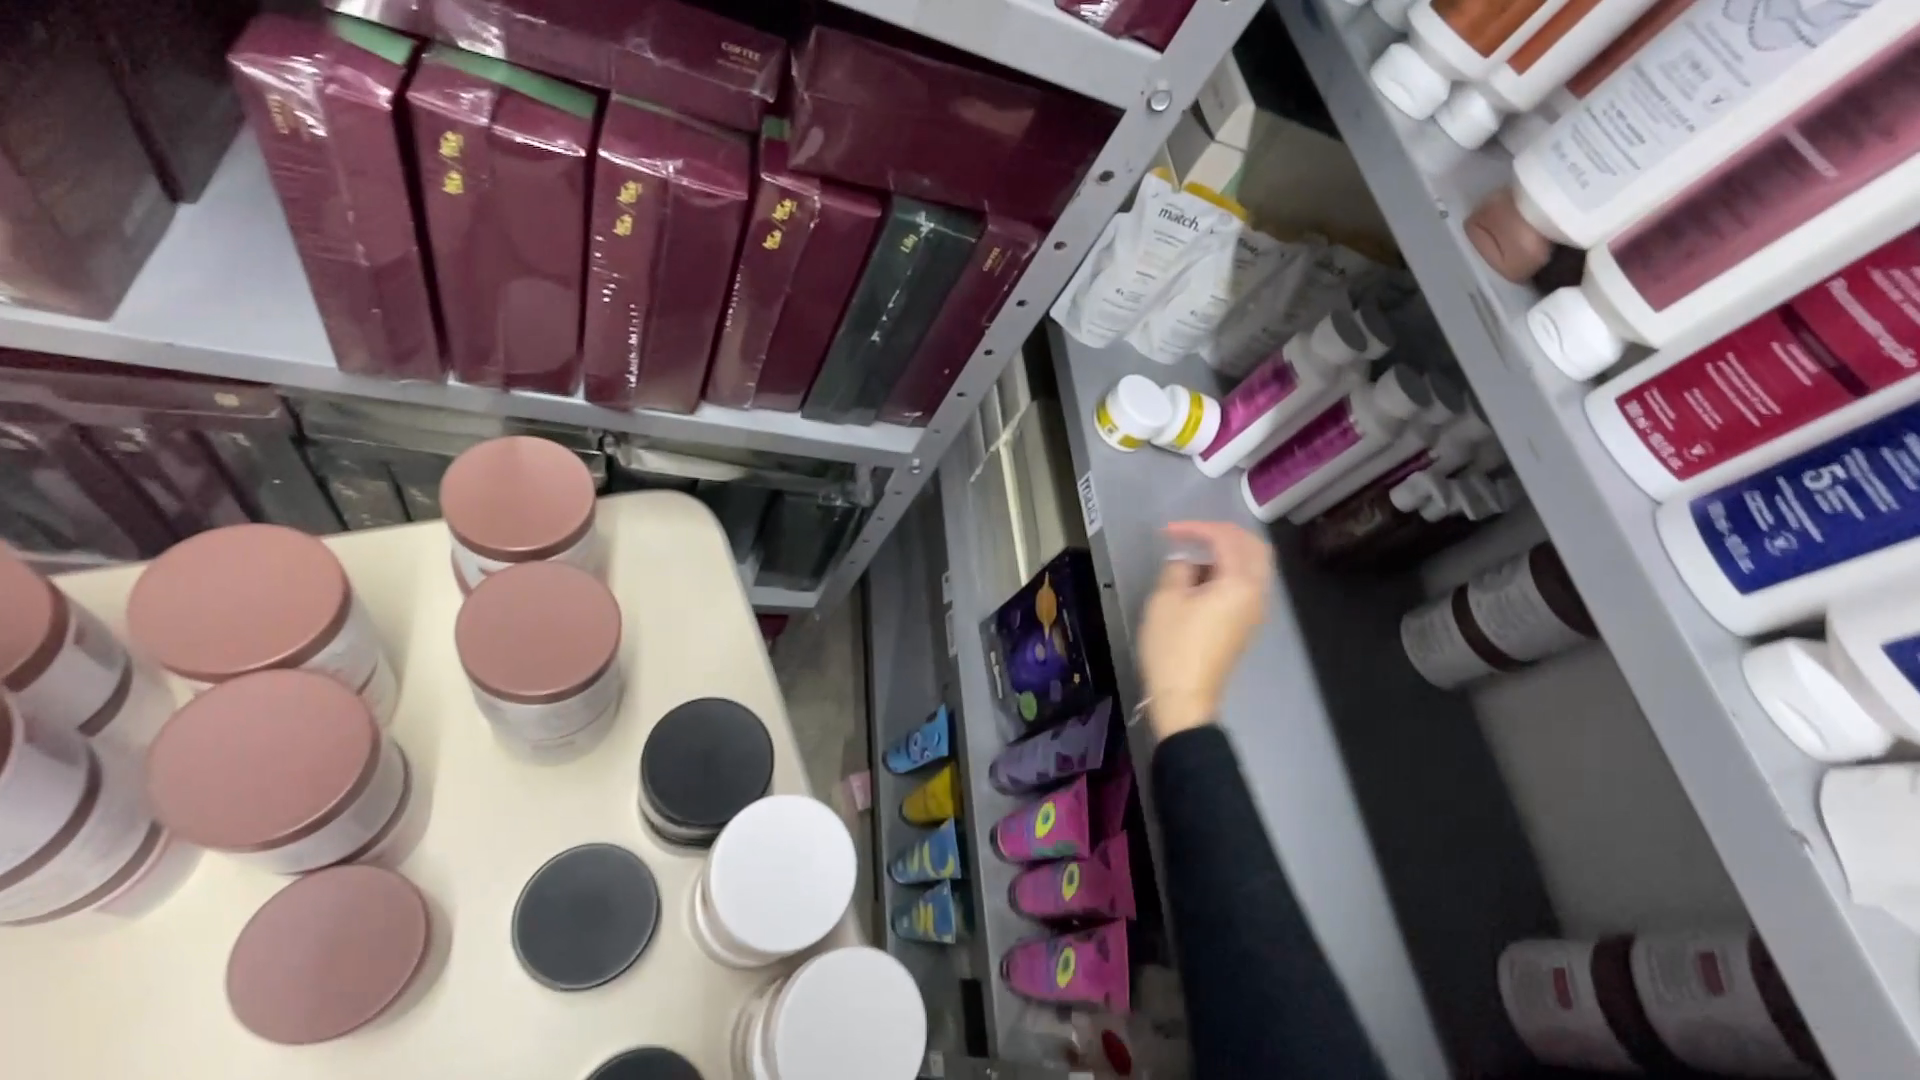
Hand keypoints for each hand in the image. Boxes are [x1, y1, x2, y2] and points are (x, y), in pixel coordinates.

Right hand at [1136, 521, 1272, 738]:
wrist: (1185, 697)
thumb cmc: (1172, 647)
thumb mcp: (1166, 600)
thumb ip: (1178, 568)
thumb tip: (1186, 560)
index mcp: (1239, 582)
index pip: (1226, 539)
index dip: (1197, 528)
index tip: (1168, 532)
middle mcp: (1256, 593)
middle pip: (1254, 548)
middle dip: (1224, 534)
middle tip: (1193, 533)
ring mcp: (1255, 611)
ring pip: (1254, 566)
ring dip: (1229, 552)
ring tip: (1195, 554)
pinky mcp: (1246, 624)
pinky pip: (1247, 585)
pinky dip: (1230, 571)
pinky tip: (1202, 578)